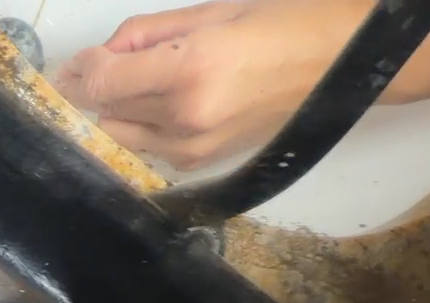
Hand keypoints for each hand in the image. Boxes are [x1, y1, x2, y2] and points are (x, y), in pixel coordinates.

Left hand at [54, 0, 369, 169]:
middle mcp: (184, 115)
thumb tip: (100, 54)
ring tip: (149, 79)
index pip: (105, 82)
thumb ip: (151, 33)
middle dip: (101, 86)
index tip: (74, 64)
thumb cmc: (296, 19)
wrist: (355, 62)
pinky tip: (169, 102)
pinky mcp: (194, 161)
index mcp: (193, 69)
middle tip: (112, 63)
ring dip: (119, 107)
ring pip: (118, 131)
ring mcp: (188, 145)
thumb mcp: (221, 10)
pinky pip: (144, 144)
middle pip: (106, 108)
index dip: (82, 73)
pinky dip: (142, 124)